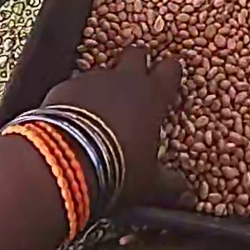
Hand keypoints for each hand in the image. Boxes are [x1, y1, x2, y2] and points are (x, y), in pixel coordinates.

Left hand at [43, 47, 184, 206]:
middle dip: (138, 61)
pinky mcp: (62, 88)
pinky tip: (72, 121)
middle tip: (137, 78)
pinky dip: (75, 100)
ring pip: (102, 71)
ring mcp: (91, 81)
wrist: (64, 159)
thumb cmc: (117, 168)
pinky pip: (73, 88)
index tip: (172, 74)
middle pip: (136, 54)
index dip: (171, 71)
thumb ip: (169, 185)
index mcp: (152, 96)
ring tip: (101, 110)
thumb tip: (186, 195)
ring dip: (104, 85)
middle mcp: (123, 81)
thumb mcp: (149, 182)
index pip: (170, 70)